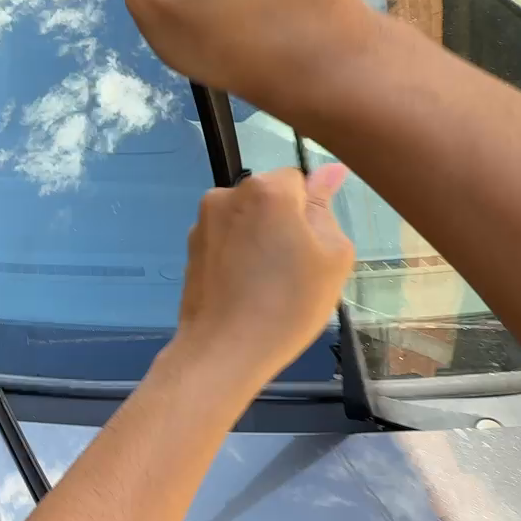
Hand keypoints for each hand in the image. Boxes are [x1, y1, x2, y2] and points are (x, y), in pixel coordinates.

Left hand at [171, 164, 355, 383]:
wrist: (224, 348)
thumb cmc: (289, 303)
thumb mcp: (331, 254)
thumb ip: (324, 207)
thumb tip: (327, 171)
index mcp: (264, 190)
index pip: (297, 180)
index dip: (310, 210)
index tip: (311, 244)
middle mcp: (224, 197)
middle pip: (267, 198)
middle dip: (282, 222)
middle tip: (293, 266)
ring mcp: (201, 225)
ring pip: (244, 220)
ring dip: (258, 239)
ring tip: (267, 281)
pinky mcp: (189, 251)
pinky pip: (225, 242)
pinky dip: (237, 256)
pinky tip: (244, 288)